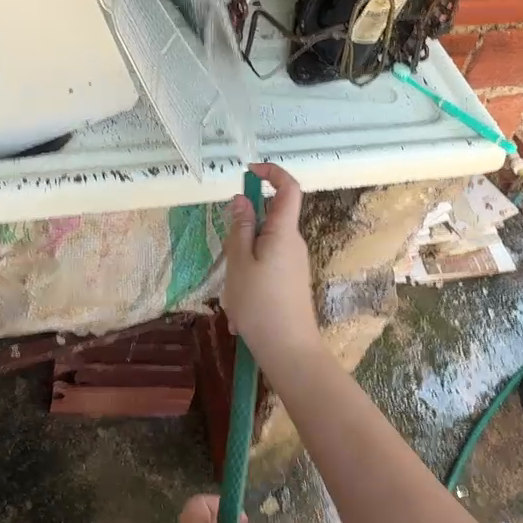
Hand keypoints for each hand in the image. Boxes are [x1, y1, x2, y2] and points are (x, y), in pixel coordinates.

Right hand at [222, 163, 317, 364]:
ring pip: (263, 247)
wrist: (290, 352)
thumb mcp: (239, 263)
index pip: (288, 188)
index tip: (249, 171)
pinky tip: (240, 313)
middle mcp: (294, 243)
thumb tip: (242, 199)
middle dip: (243, 230)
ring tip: (234, 295)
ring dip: (242, 261)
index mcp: (284, 232)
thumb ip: (239, 228)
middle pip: (270, 219)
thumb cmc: (261, 304)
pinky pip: (266, 268)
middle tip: (228, 257)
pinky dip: (248, 280)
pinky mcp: (290, 282)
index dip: (272, 172)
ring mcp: (294, 264)